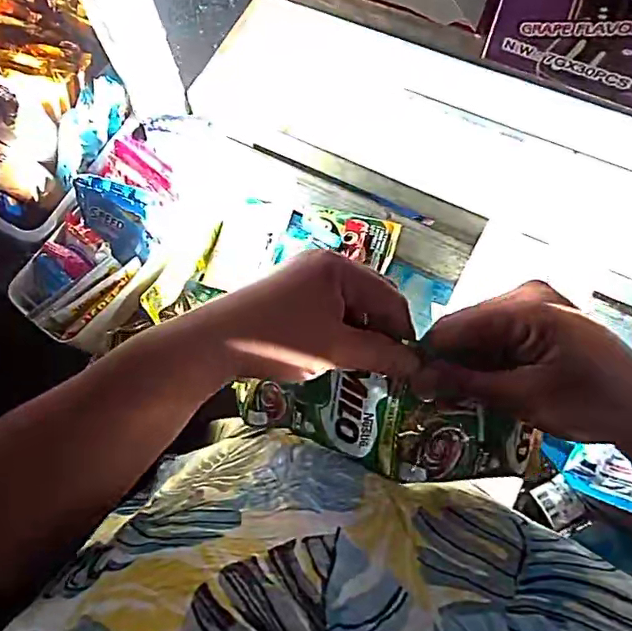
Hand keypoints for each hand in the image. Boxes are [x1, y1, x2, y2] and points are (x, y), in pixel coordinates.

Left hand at [163, 249, 420, 384]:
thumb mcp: (336, 350)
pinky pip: (326, 307)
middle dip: (380, 332)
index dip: (403, 334)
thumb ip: (381, 355)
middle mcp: (322, 263)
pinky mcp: (287, 290)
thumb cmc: (279, 341)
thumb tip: (415, 365)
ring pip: (348, 304)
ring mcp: (302, 275)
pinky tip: (331, 353)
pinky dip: (336, 329)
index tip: (409, 367)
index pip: (391, 297)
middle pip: (371, 297)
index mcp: (338, 267)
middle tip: (384, 367)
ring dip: (358, 332)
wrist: (215, 341)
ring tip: (357, 364)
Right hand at [414, 280, 631, 455]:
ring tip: (458, 398)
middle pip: (466, 328)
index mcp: (526, 306)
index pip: (454, 326)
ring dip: (469, 365)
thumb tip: (417, 380)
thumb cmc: (599, 405)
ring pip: (480, 334)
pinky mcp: (543, 319)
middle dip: (450, 363)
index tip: (413, 388)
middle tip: (435, 398)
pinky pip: (501, 337)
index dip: (429, 358)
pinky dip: (490, 363)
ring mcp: (537, 304)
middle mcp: (528, 295)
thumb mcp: (525, 398)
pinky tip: (485, 388)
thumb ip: (467, 385)